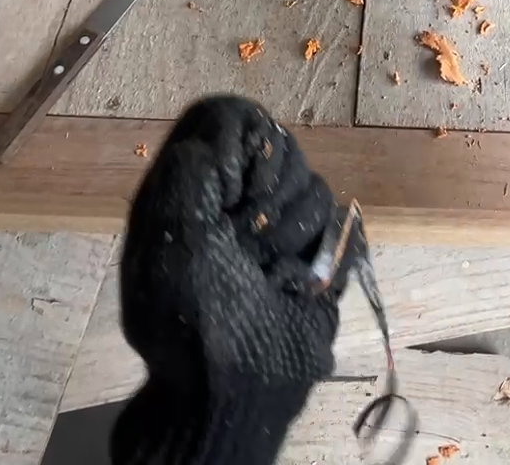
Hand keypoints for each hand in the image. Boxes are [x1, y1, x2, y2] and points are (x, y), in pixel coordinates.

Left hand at [112, 95, 342, 464]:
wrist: (241, 390)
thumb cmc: (196, 321)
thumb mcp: (173, 244)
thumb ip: (189, 175)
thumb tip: (220, 133)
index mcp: (191, 188)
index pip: (225, 119)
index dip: (241, 142)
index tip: (238, 187)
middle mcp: (235, 195)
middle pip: (279, 144)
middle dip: (271, 196)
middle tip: (248, 240)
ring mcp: (278, 218)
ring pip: (312, 180)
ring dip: (294, 231)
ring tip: (270, 271)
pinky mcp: (315, 243)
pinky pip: (337, 214)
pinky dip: (322, 248)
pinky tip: (297, 279)